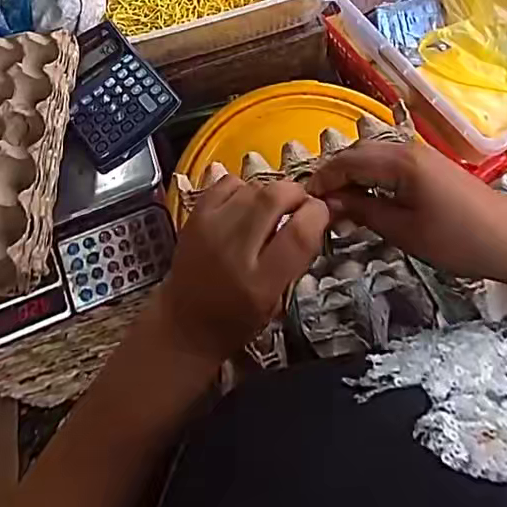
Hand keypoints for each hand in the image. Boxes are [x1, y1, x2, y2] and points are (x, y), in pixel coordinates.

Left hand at [156, 175, 328, 360]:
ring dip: (272, 191)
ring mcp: (210, 228)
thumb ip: (297, 257)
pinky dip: (244, 187)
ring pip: (254, 186)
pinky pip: (228, 182)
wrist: (184, 324)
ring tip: (274, 206)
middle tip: (299, 204)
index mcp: (260, 283)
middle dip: (296, 194)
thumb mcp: (276, 300)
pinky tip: (246, 203)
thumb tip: (316, 215)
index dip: (317, 214)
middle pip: (275, 198)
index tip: (321, 214)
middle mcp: (234, 251)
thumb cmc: (237, 319)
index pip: (299, 233)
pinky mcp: (194, 216)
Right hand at [305, 139, 506, 280]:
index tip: (303, 202)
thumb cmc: (459, 239)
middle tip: (317, 207)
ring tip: (337, 207)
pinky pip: (389, 165)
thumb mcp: (405, 231)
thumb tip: (329, 204)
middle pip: (357, 154)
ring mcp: (420, 155)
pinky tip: (367, 201)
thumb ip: (364, 211)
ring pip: (373, 158)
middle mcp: (407, 148)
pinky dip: (371, 180)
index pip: (347, 161)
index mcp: (399, 160)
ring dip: (352, 178)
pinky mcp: (430, 167)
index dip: (322, 180)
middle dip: (334, 177)